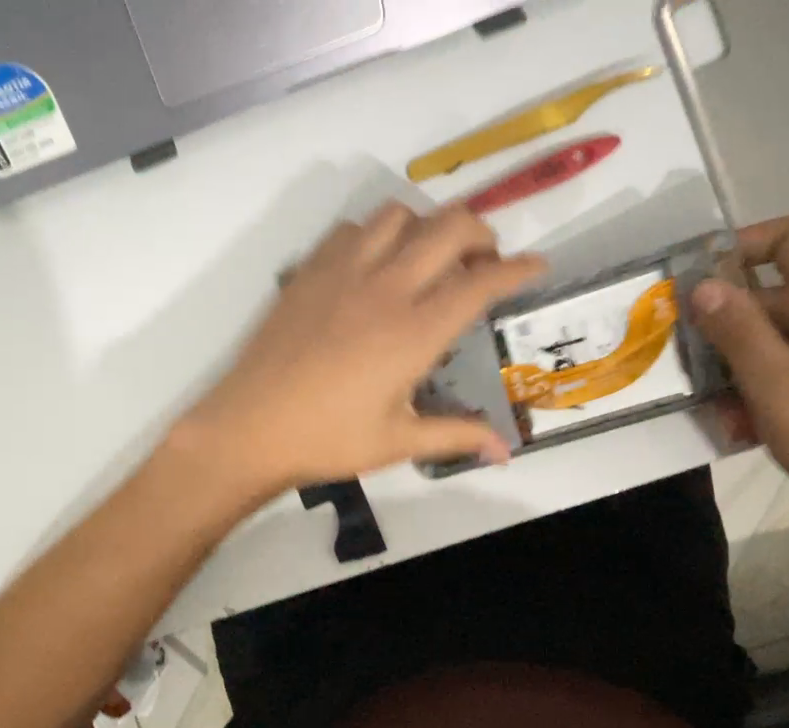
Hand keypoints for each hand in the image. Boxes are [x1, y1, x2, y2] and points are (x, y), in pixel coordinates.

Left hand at [172, 202, 545, 494]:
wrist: (249, 429)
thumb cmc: (327, 441)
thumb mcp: (398, 443)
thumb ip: (456, 435)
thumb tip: (505, 452)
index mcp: (415, 332)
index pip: (481, 283)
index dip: (518, 270)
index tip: (538, 266)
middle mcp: (385, 288)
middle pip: (449, 227)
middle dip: (482, 233)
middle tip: (485, 260)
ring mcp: (342, 274)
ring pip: (398, 215)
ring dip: (426, 225)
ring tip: (430, 256)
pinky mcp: (308, 273)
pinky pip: (350, 230)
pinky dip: (376, 233)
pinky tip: (375, 263)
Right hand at [692, 215, 788, 538]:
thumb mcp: (777, 387)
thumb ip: (738, 332)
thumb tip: (701, 284)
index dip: (742, 243)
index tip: (695, 281)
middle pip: (774, 289)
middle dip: (726, 322)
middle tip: (687, 362)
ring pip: (777, 332)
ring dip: (738, 362)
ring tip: (718, 409)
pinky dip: (762, 383)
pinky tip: (744, 424)